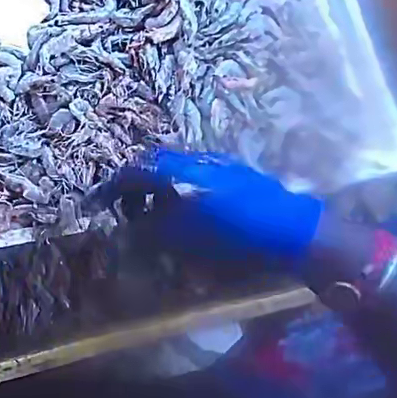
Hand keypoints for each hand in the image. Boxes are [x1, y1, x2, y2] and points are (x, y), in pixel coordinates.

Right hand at [99, 148, 321, 261]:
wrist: (292, 230)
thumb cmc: (231, 235)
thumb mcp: (182, 237)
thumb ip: (152, 228)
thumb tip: (132, 224)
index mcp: (176, 172)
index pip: (133, 172)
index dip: (115, 187)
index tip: (104, 201)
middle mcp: (193, 160)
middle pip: (153, 164)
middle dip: (137, 184)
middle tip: (130, 206)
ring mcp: (216, 163)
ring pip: (175, 168)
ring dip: (161, 185)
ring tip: (158, 210)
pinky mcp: (234, 172)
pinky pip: (195, 173)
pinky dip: (182, 187)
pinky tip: (187, 207)